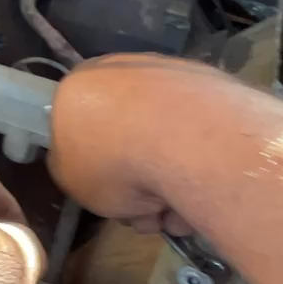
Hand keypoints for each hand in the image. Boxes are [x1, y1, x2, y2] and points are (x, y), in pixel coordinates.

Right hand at [48, 54, 224, 233]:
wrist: (185, 140)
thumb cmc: (111, 161)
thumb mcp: (69, 180)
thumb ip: (73, 168)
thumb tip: (90, 166)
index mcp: (78, 85)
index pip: (76, 127)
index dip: (91, 168)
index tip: (106, 193)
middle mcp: (120, 70)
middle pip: (123, 135)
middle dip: (133, 181)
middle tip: (143, 213)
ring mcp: (169, 74)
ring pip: (162, 139)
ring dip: (167, 181)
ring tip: (175, 213)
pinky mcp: (213, 85)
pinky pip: (195, 133)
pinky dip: (197, 164)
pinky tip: (200, 194)